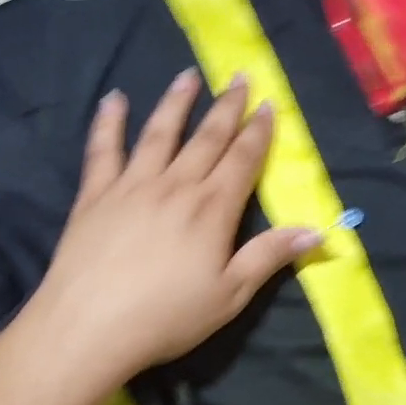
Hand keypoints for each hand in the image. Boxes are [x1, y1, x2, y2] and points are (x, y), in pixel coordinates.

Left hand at [14, 68, 319, 383]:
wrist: (88, 328)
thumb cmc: (166, 317)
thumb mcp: (230, 294)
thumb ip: (269, 257)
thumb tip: (317, 232)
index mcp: (212, 209)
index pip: (242, 160)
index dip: (258, 132)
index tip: (268, 105)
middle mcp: (176, 186)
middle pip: (207, 138)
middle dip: (227, 107)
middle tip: (239, 78)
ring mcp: (132, 185)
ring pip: (160, 133)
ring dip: (176, 103)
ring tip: (187, 76)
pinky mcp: (95, 195)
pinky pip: (103, 150)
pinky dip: (109, 122)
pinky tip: (115, 99)